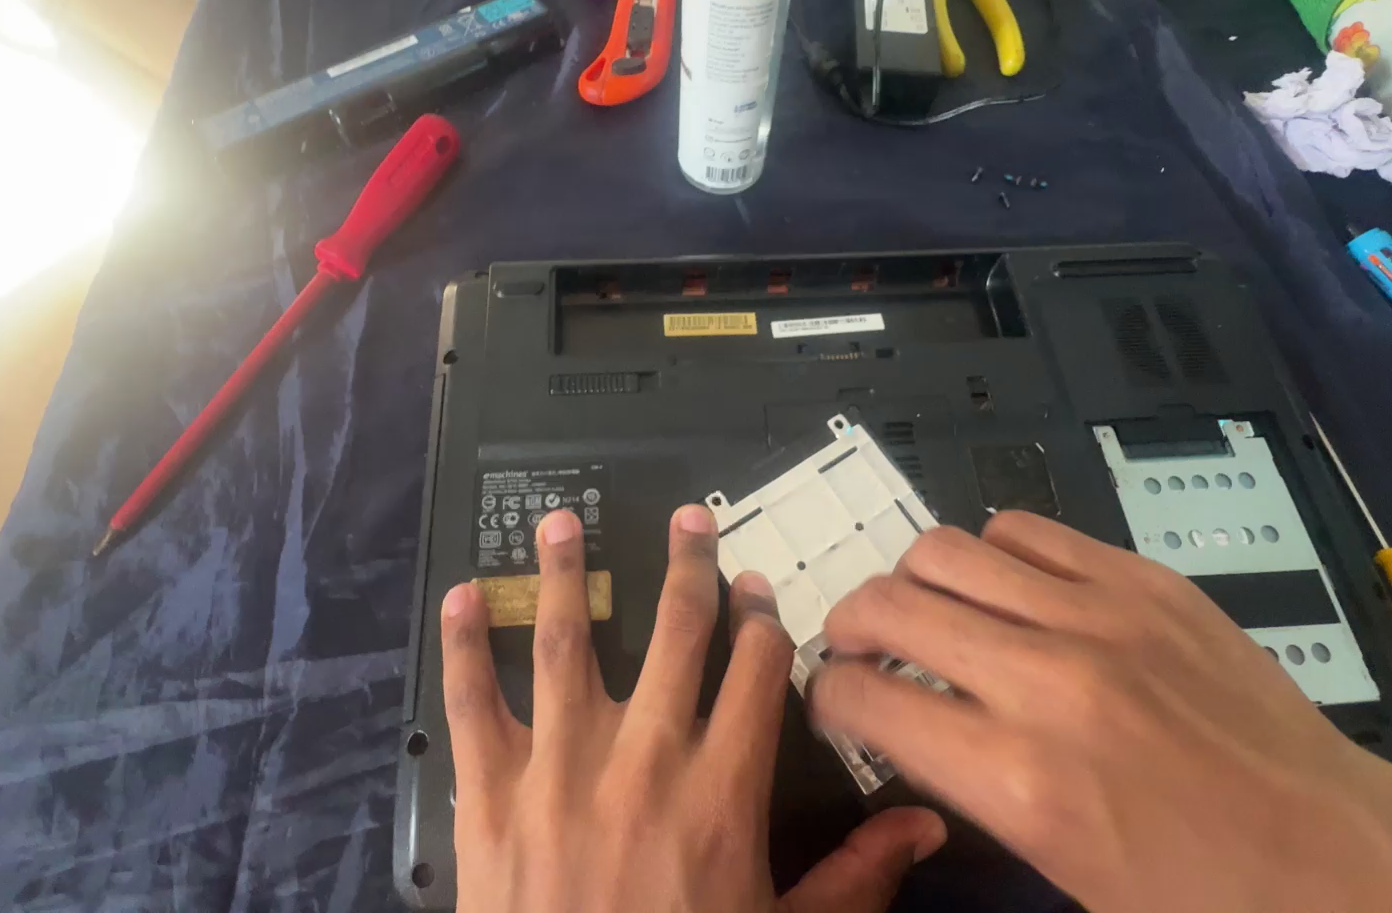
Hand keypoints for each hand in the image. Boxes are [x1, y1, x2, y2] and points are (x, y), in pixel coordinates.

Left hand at [442, 504, 946, 912]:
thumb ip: (857, 875)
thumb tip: (929, 822)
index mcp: (720, 790)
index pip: (754, 669)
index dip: (761, 619)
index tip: (756, 588)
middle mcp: (643, 758)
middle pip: (675, 632)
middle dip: (688, 566)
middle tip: (689, 516)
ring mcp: (559, 769)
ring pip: (565, 644)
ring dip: (567, 575)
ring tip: (563, 520)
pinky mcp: (489, 795)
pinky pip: (473, 705)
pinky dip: (464, 645)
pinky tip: (462, 593)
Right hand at [809, 510, 1391, 912]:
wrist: (1357, 868)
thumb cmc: (1198, 900)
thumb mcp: (1057, 870)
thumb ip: (961, 785)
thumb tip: (901, 718)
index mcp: (1020, 782)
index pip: (866, 697)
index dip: (830, 693)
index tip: (837, 699)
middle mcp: (1047, 681)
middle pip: (888, 604)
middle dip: (849, 624)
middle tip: (860, 647)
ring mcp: (1100, 615)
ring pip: (944, 550)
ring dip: (913, 581)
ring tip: (929, 610)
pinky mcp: (1142, 579)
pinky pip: (1023, 530)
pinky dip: (991, 556)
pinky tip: (1007, 592)